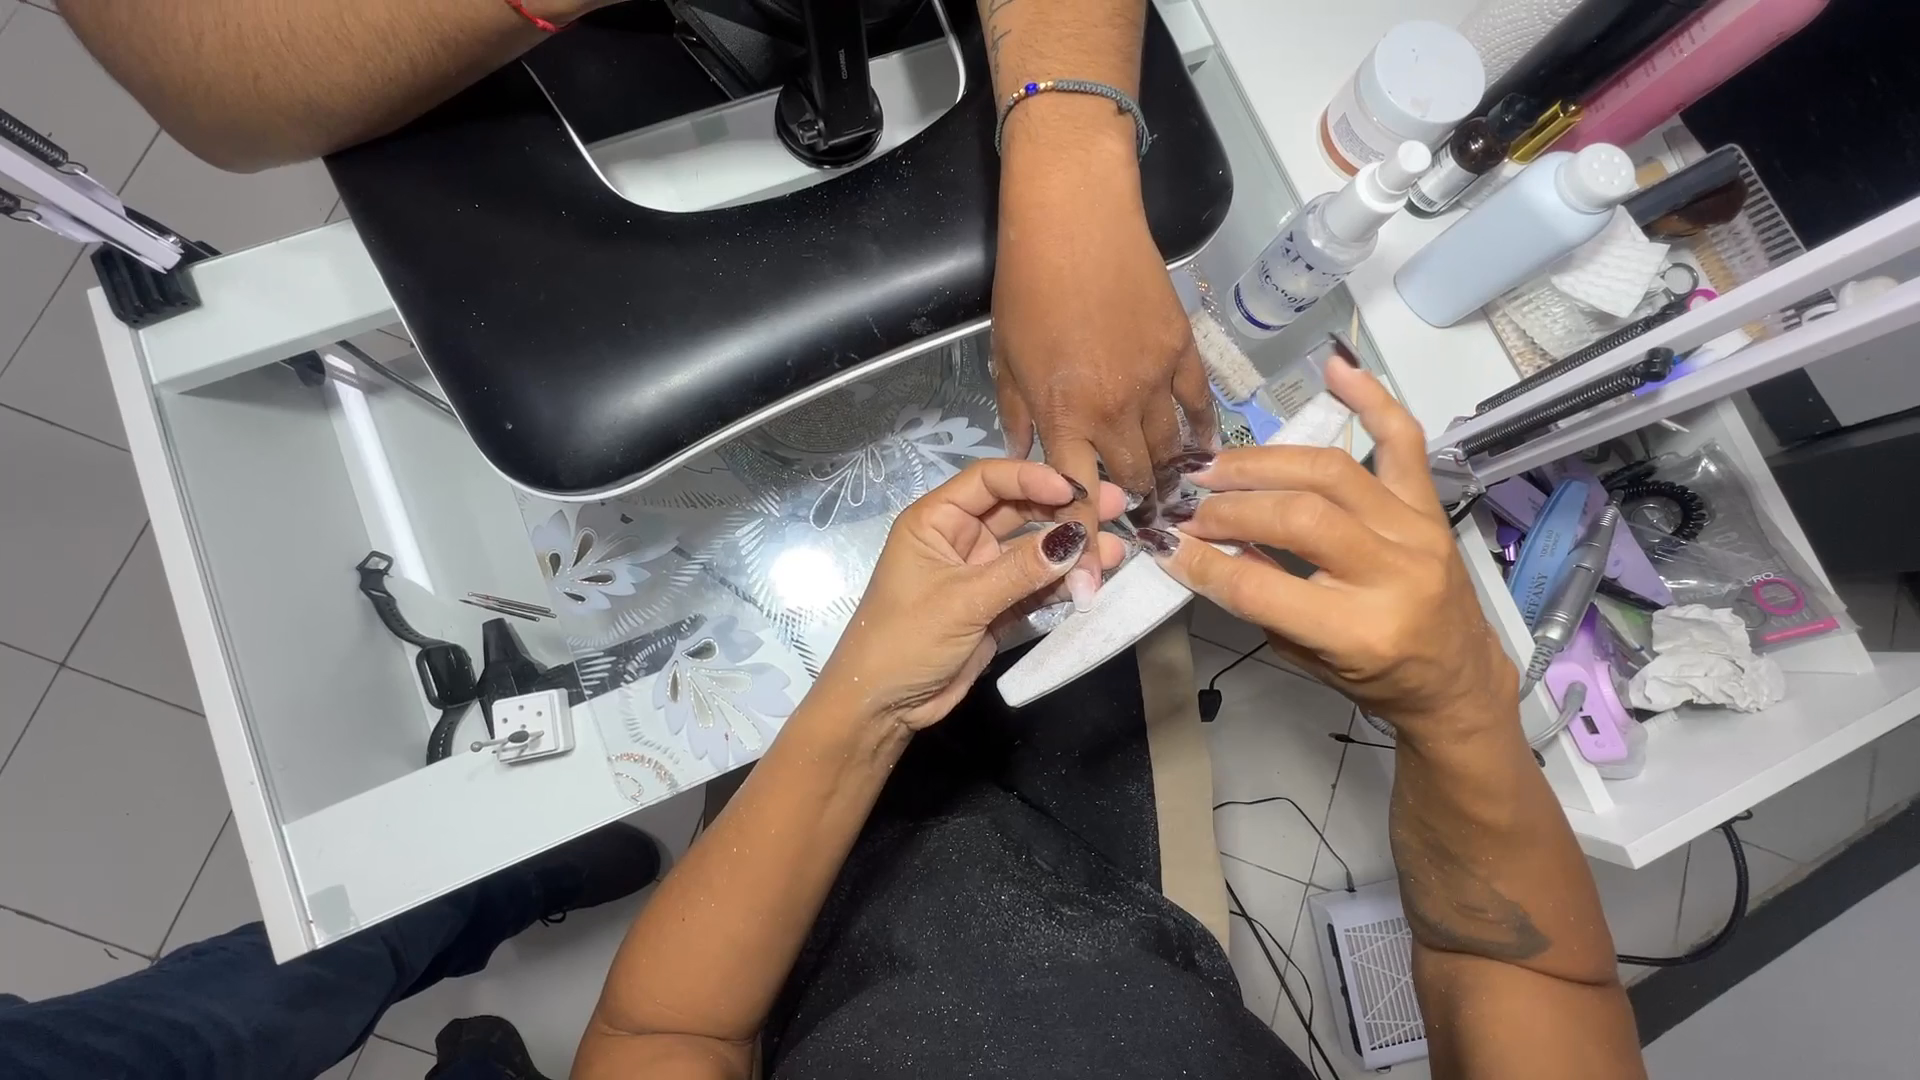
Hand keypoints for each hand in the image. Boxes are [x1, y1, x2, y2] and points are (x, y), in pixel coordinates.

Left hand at [817, 460, 1127, 730]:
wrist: (884, 706)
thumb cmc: (905, 640)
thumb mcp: (962, 601)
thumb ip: (1020, 570)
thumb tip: (1075, 538)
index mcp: (936, 520)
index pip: (988, 480)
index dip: (1032, 477)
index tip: (1074, 488)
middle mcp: (960, 537)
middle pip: (1019, 509)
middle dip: (1065, 511)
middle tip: (1115, 508)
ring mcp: (981, 571)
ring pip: (1034, 548)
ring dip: (1072, 550)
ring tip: (1113, 553)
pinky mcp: (997, 604)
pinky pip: (1036, 584)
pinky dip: (1064, 583)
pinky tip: (1096, 580)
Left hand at [990, 103, 1215, 608]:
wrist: (1075, 217)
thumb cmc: (1026, 289)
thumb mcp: (1006, 362)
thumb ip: (1020, 421)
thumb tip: (1028, 463)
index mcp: (1064, 417)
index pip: (1077, 497)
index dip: (1084, 540)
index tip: (1091, 572)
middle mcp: (1115, 411)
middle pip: (1131, 481)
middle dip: (1129, 507)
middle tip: (1132, 522)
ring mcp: (1156, 382)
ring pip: (1168, 452)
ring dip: (1164, 479)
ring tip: (1166, 498)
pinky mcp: (1184, 352)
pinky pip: (1199, 407)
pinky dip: (1200, 435)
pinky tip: (1200, 454)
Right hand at [1137, 359, 1516, 743]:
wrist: (1456, 677)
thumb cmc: (1374, 678)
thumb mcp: (1303, 655)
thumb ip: (1258, 597)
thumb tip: (1203, 544)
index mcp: (1360, 631)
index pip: (1259, 585)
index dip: (1202, 561)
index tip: (1163, 543)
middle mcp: (1394, 574)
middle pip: (1296, 517)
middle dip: (1229, 507)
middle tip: (1188, 505)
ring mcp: (1417, 530)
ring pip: (1330, 472)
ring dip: (1263, 463)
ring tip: (1217, 465)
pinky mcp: (1430, 506)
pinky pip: (1403, 441)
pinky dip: (1372, 400)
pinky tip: (1335, 370)